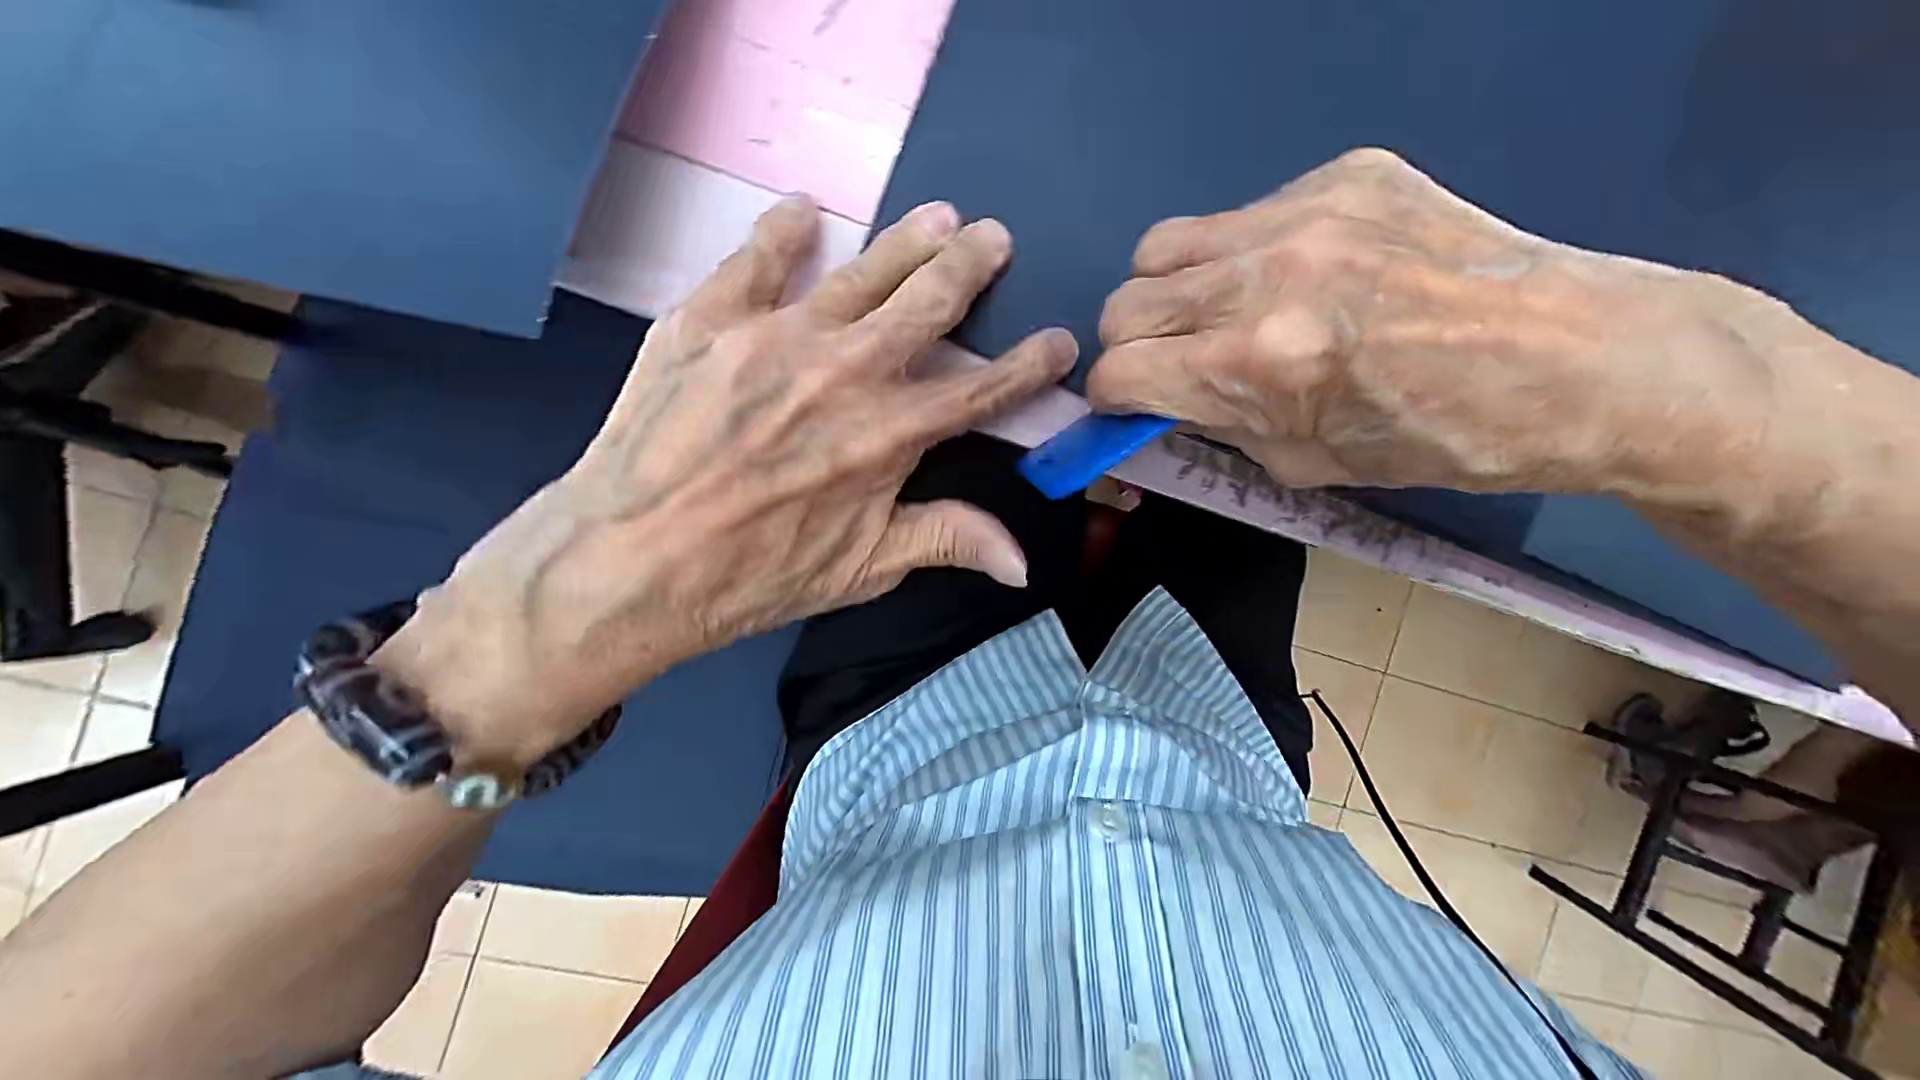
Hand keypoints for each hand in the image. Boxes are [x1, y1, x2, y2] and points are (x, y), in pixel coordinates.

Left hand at [374, 197, 1076, 768]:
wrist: (629, 561)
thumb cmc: (755, 576)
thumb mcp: (863, 569)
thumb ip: (948, 542)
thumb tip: (1022, 565)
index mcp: (892, 435)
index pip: (983, 387)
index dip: (1030, 365)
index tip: (1058, 342)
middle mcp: (848, 370)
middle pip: (929, 302)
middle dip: (972, 267)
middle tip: (995, 237)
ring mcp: (777, 334)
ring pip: (863, 269)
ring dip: (907, 240)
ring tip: (938, 216)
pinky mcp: (710, 317)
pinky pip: (757, 256)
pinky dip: (784, 230)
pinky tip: (804, 213)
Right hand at [1086, 148, 1777, 495]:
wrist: (1584, 362)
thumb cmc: (1440, 442)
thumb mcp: (1302, 465)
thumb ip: (1214, 428)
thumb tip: (1155, 413)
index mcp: (1256, 366)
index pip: (1116, 374)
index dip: (1109, 402)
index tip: (1127, 410)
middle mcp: (1263, 279)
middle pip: (1122, 306)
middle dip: (1130, 349)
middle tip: (1170, 368)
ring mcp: (1304, 214)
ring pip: (1160, 249)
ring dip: (1167, 295)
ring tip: (1215, 316)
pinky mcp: (1345, 174)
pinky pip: (1237, 217)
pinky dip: (1235, 257)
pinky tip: (1293, 277)